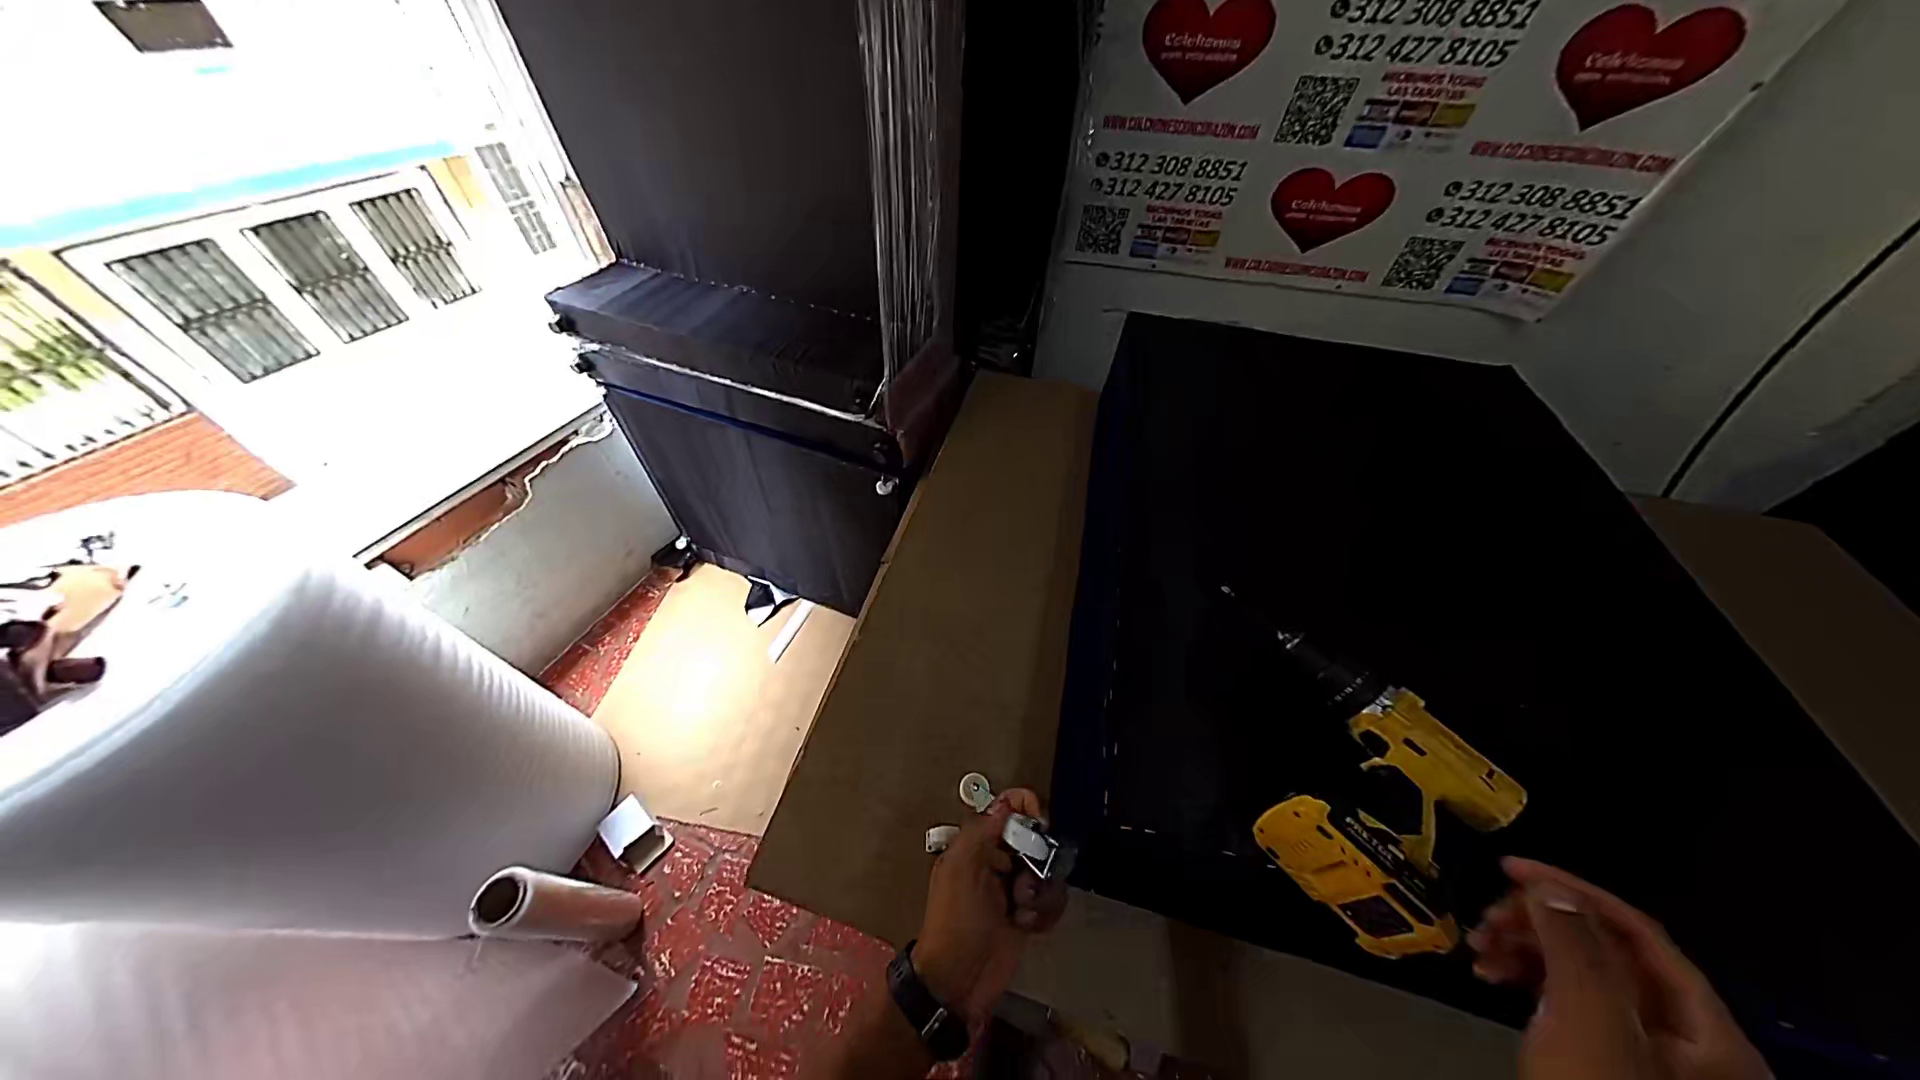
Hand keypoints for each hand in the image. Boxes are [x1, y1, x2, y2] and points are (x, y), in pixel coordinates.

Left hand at [913, 788, 1068, 1019]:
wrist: (959, 983)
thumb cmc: (954, 923)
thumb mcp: (961, 870)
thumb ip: (981, 831)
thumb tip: (1004, 804)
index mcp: (976, 843)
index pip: (1007, 808)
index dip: (1026, 809)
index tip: (1038, 824)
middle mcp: (997, 860)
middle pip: (1036, 839)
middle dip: (1039, 860)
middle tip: (1024, 884)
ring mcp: (1014, 888)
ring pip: (1049, 871)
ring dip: (1042, 892)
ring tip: (1023, 911)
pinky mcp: (1028, 915)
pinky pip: (1052, 901)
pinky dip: (1045, 913)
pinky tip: (1027, 926)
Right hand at [1469, 857, 1771, 1079]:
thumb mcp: (1587, 1021)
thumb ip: (1575, 947)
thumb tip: (1549, 886)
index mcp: (1706, 1029)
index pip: (1638, 931)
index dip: (1573, 888)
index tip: (1509, 867)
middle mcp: (1686, 1037)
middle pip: (1606, 949)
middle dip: (1537, 923)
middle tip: (1486, 918)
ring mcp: (1647, 1052)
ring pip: (1582, 971)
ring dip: (1524, 947)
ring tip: (1479, 948)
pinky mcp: (1608, 1062)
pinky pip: (1569, 998)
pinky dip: (1527, 977)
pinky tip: (1491, 974)